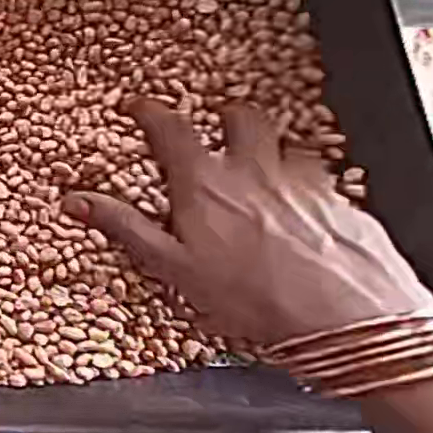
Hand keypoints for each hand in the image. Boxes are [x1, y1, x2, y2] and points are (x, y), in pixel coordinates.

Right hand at [62, 98, 432, 345]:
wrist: (358, 327)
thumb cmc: (254, 298)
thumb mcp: (174, 266)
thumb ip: (125, 226)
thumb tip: (74, 200)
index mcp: (207, 183)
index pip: (172, 129)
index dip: (150, 111)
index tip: (139, 105)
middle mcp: (257, 172)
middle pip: (242, 119)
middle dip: (225, 115)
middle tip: (216, 125)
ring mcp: (309, 185)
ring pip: (287, 147)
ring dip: (270, 151)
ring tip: (262, 174)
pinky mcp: (351, 206)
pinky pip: (326, 181)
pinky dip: (308, 187)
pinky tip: (305, 216)